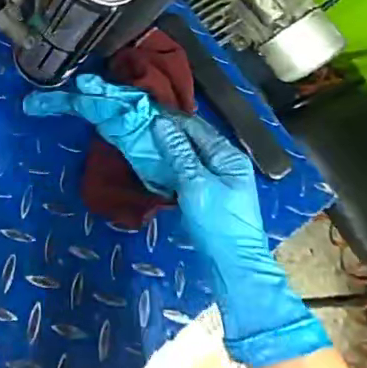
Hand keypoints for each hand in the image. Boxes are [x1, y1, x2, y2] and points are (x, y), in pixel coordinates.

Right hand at [24, 74, 328, 367]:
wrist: (234, 263)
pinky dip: (166, 157)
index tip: (137, 104)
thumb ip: (178, 151)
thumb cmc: (217, 223)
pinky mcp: (205, 190)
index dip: (164, 113)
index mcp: (225, 154)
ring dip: (162, 140)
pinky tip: (149, 156)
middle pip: (188, 135)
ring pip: (184, 150)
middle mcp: (222, 160)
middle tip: (132, 116)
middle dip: (161, 124)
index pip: (191, 124)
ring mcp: (215, 176)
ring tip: (136, 131)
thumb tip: (159, 121)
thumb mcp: (196, 184)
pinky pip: (183, 165)